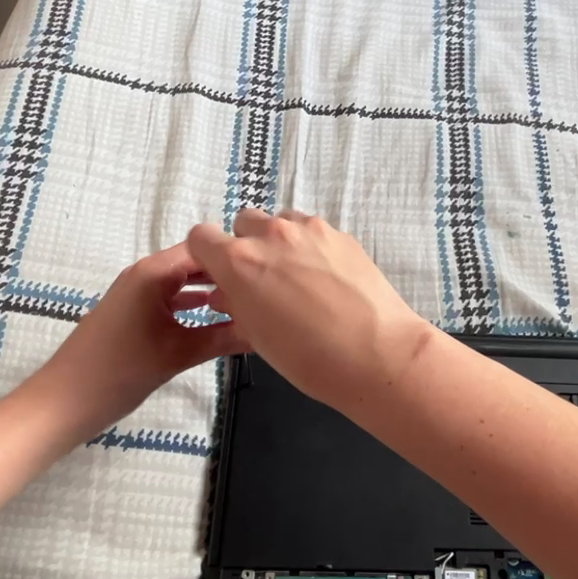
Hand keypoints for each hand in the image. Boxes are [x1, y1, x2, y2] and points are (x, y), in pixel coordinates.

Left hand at [23, 243, 246, 442]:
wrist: (61, 404)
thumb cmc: (118, 372)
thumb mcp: (178, 354)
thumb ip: (224, 339)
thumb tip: (265, 331)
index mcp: (154, 272)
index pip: (205, 249)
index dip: (236, 256)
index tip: (267, 270)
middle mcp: (145, 274)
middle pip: (195, 263)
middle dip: (227, 274)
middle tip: (265, 288)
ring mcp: (136, 293)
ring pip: (183, 282)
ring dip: (211, 290)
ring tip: (248, 303)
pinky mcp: (131, 312)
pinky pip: (170, 298)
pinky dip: (192, 305)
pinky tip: (215, 320)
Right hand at [186, 208, 434, 408]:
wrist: (376, 352)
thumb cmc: (308, 357)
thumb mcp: (255, 335)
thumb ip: (234, 302)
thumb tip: (227, 291)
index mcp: (240, 261)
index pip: (201, 236)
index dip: (206, 255)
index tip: (218, 273)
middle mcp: (271, 234)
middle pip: (243, 222)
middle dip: (245, 245)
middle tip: (261, 280)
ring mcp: (309, 229)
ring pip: (280, 221)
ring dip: (279, 242)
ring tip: (296, 278)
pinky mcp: (340, 233)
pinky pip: (312, 231)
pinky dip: (309, 247)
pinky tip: (325, 279)